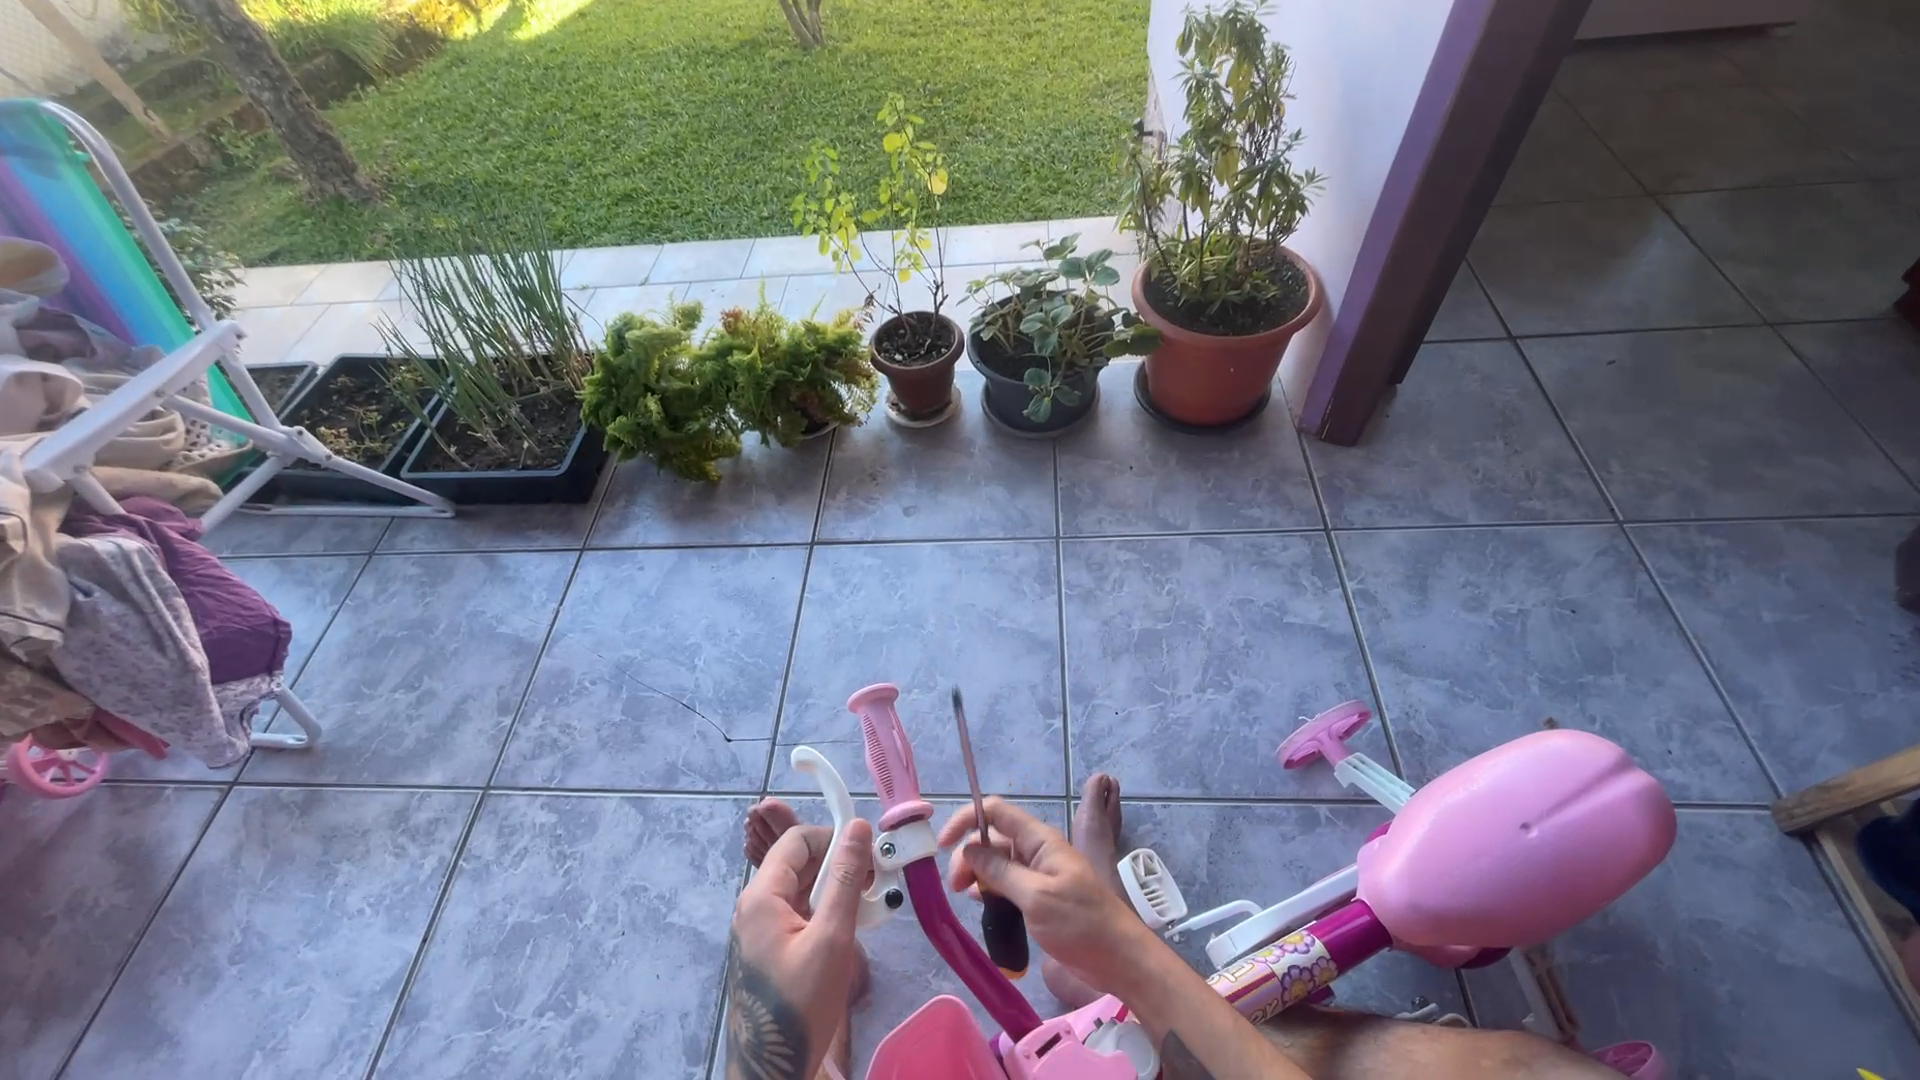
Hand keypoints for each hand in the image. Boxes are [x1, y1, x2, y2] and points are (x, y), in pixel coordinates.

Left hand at [724, 819, 872, 1079]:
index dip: (834, 838)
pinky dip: (826, 909)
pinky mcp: (771, 948)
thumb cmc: (801, 1004)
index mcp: (761, 896)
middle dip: (839, 863)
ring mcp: (761, 928)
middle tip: (877, 879)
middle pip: (799, 862)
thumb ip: (846, 879)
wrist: (773, 1070)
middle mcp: (755, 905)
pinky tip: (852, 924)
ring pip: (801, 887)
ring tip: (870, 902)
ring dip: (836, 887)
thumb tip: (858, 827)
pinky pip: (800, 911)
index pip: (797, 840)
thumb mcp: (831, 938)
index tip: (869, 854)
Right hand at [937, 798, 1152, 991]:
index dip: (966, 819)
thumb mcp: (1036, 897)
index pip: (996, 812)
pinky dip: (990, 889)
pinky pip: (1006, 883)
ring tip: (964, 895)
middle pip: (992, 838)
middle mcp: (1036, 851)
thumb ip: (1000, 872)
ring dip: (977, 872)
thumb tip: (969, 849)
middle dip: (968, 854)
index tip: (944, 843)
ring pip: (997, 862)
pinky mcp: (1038, 897)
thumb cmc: (1080, 923)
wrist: (1117, 958)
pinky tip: (979, 902)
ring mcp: (1037, 874)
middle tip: (955, 886)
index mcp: (1039, 840)